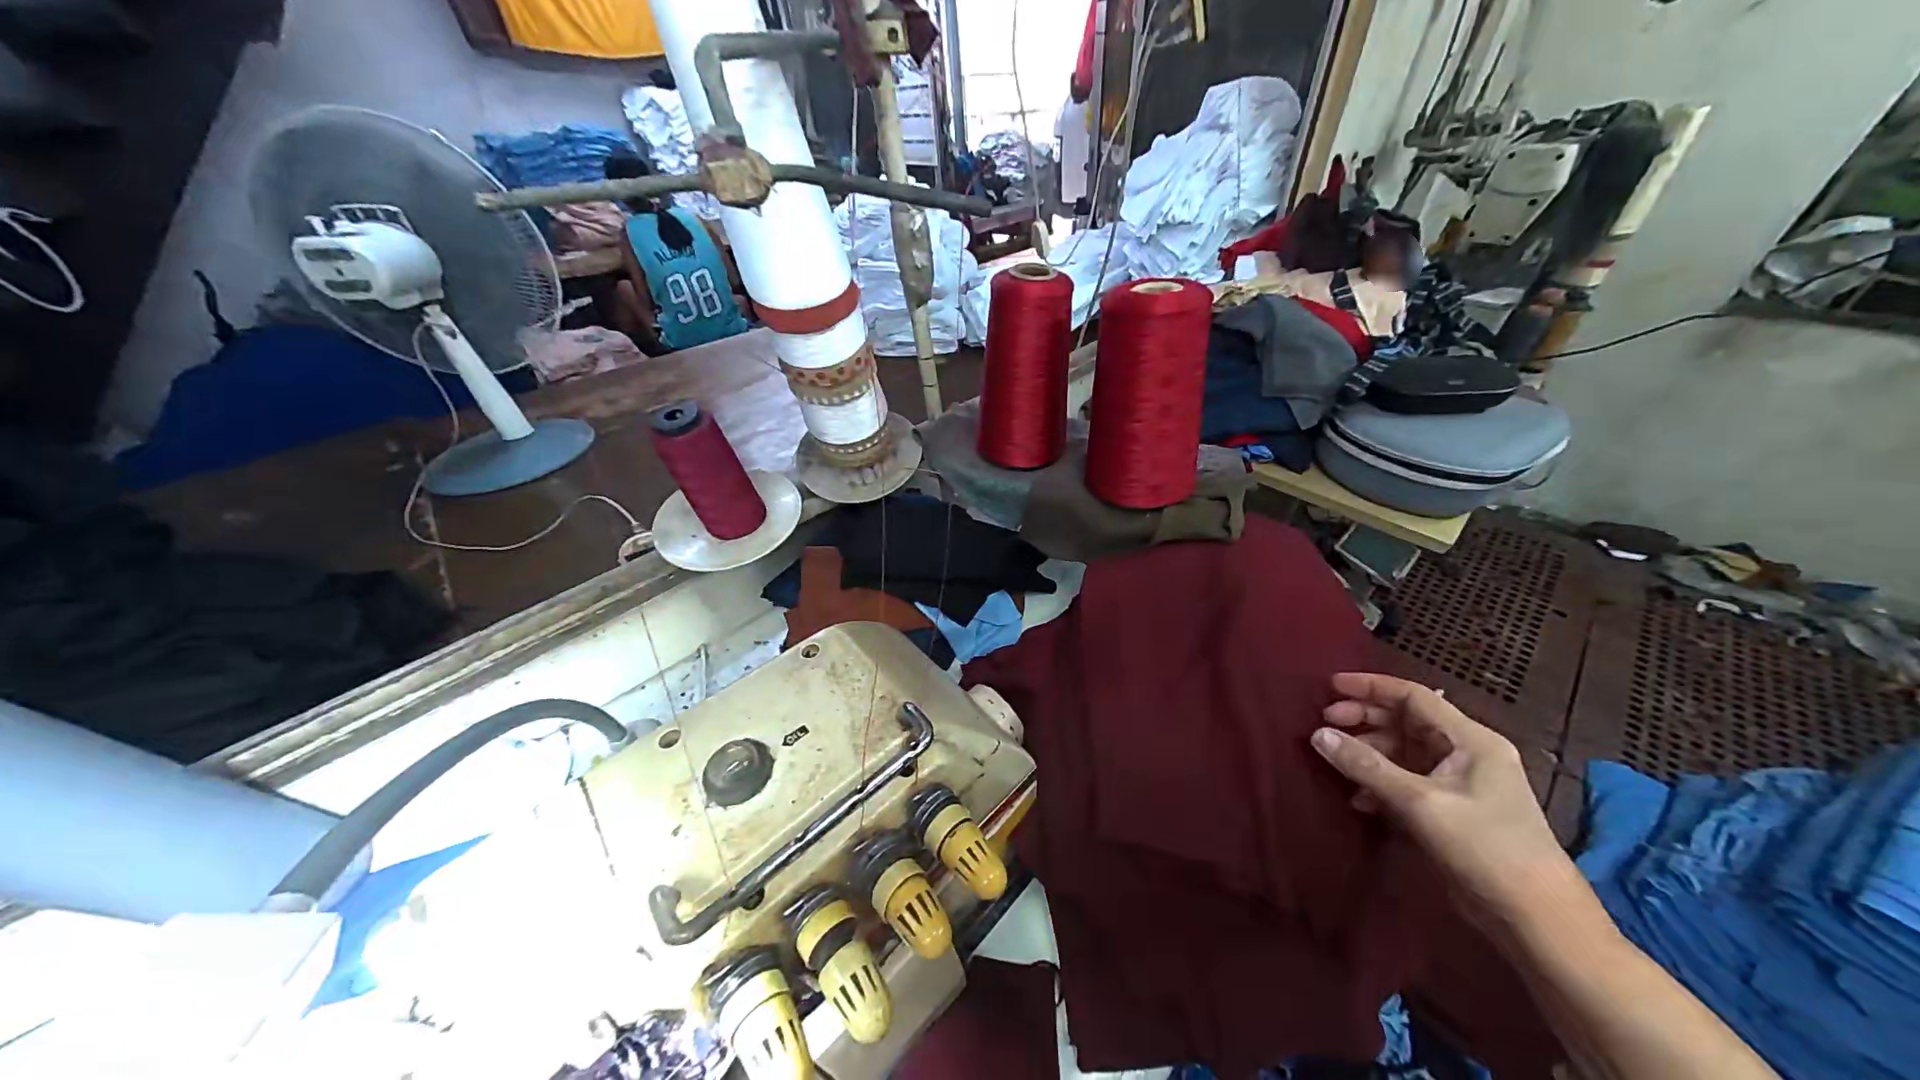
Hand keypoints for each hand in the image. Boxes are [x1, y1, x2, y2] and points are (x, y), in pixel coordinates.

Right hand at [1311, 672, 1582, 931]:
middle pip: (1405, 721)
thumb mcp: (1420, 803)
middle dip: (1364, 719)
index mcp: (1470, 740)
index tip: (1330, 687)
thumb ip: (1366, 766)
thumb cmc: (1485, 847)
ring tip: (1335, 762)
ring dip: (1367, 753)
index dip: (1371, 686)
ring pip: (1402, 752)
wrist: (1536, 917)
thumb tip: (1318, 735)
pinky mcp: (1450, 810)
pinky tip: (1357, 799)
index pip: (1414, 696)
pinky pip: (1405, 781)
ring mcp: (1459, 783)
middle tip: (1324, 725)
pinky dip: (1378, 783)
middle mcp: (1465, 754)